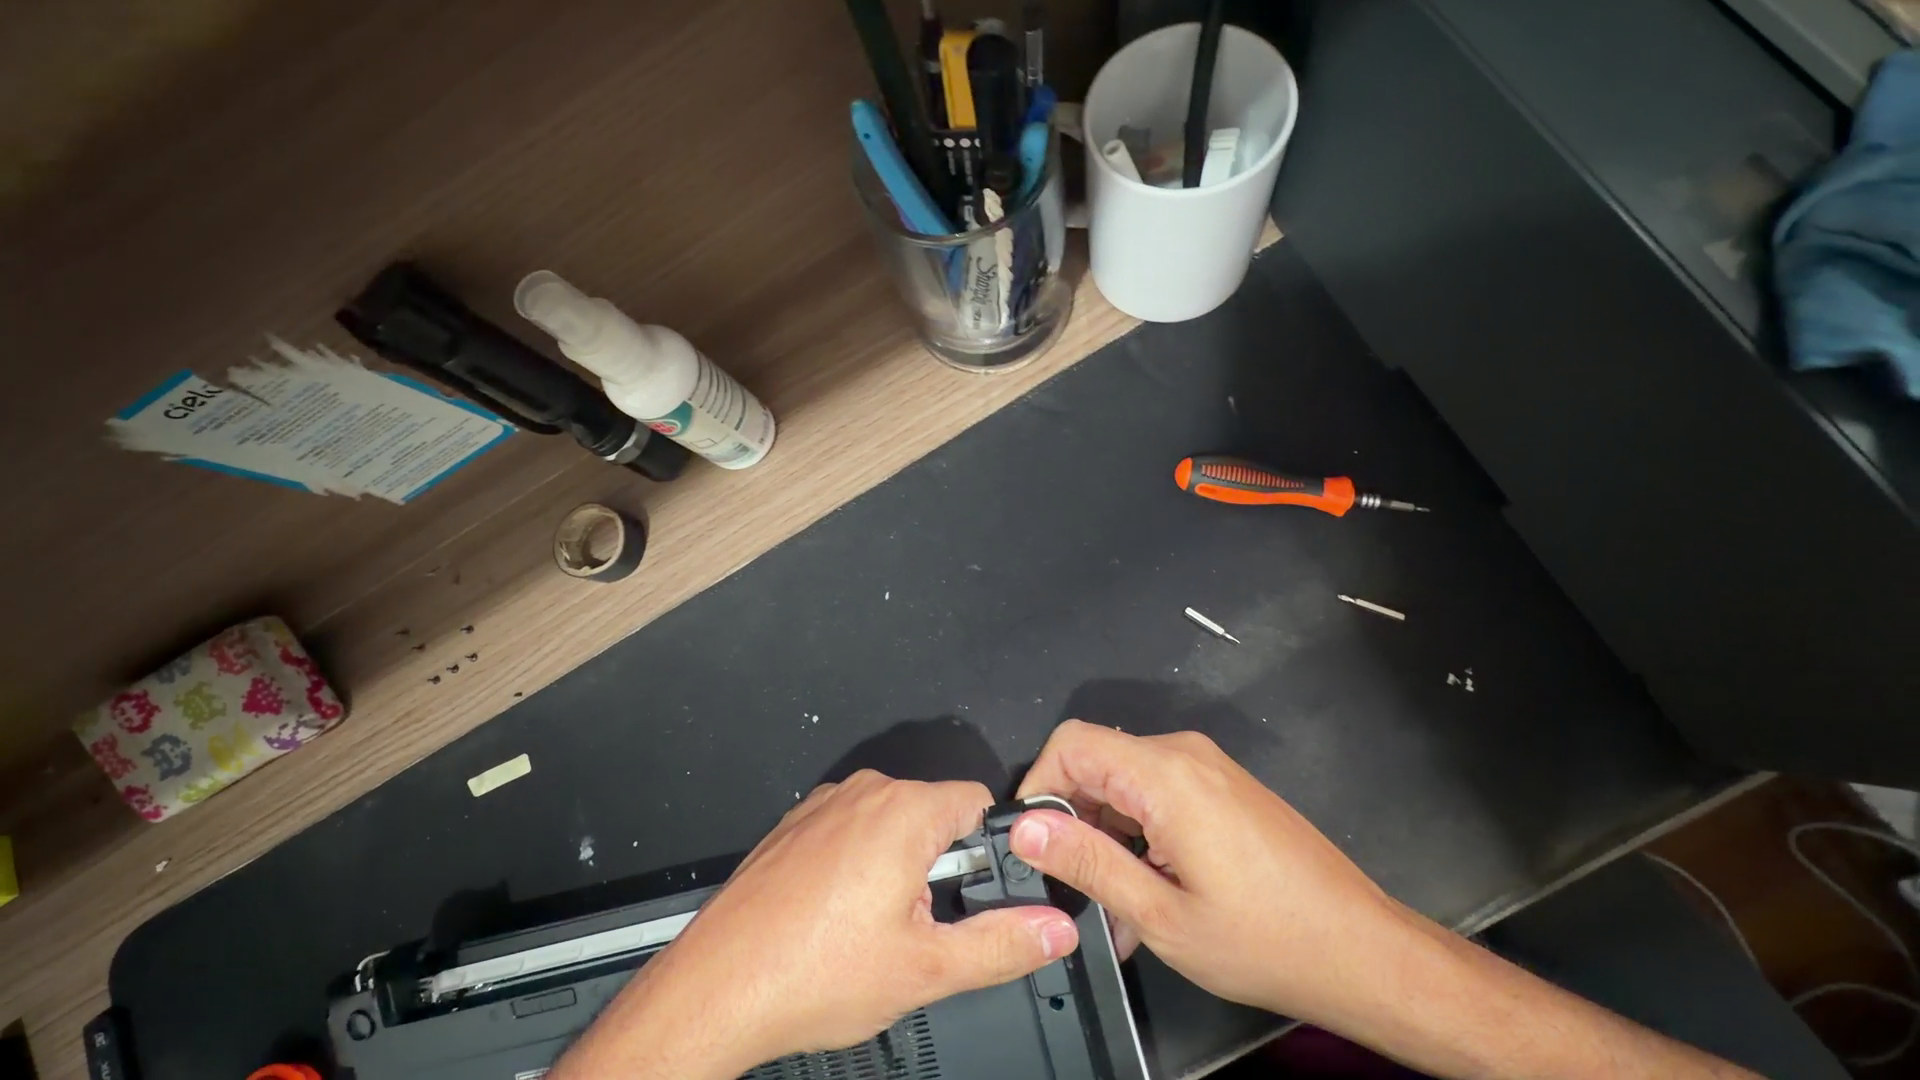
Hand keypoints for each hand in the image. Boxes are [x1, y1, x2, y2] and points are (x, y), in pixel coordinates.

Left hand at [553, 772, 1078, 1079]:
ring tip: (872, 929)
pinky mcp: (795, 826)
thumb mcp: (926, 969)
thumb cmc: (810, 974)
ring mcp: (823, 807)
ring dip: (897, 867)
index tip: (981, 889)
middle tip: (920, 925)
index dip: (991, 846)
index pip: (977, 801)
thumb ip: (1002, 943)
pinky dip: (857, 865)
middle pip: (933, 813)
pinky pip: (849, 832)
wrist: (717, 988)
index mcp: (903, 812)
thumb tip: (1051, 928)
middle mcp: (862, 794)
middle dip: (940, 865)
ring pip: (890, 825)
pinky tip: (837, 919)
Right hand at [1009, 720, 1418, 1026]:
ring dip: (1107, 836)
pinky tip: (1148, 891)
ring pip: (1125, 782)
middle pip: (1096, 761)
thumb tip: (1025, 827)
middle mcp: (1186, 755)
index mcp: (1166, 775)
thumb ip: (1086, 862)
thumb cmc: (1264, 939)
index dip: (1039, 787)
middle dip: (1073, 819)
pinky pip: (1159, 794)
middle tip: (1074, 889)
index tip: (1033, 844)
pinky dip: (1139, 834)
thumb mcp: (1160, 913)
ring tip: (1116, 908)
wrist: (1362, 950)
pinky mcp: (1223, 787)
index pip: (1071, 743)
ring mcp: (1209, 768)